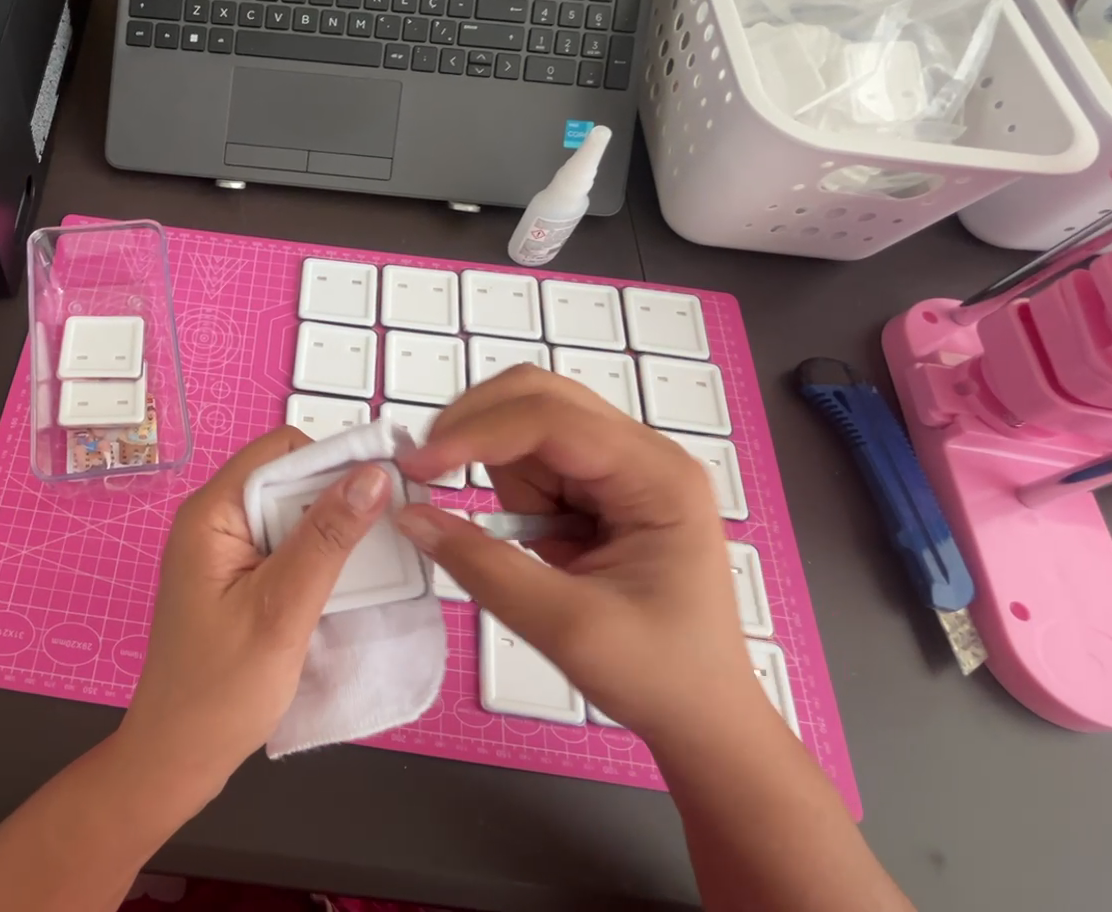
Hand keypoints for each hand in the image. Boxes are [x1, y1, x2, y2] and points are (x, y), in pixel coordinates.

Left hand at [119, 427, 392, 793]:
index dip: (334, 458)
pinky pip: (286, 548)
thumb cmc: (220, 690)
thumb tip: (371, 476)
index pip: (279, 451)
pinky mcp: (239, 579)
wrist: (180, 756)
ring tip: (381, 555)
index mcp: (212, 514)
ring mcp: (225, 552)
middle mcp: (216, 521)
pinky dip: (320, 557)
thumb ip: (326, 540)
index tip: (386, 484)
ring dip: (334, 531)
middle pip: (288, 480)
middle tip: (393, 526)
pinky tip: (350, 579)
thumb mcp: (281, 609)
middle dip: (339, 497)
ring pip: (292, 516)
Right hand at [392, 366, 768, 741]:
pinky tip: (534, 537)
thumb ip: (482, 566)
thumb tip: (409, 515)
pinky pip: (529, 462)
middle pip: (538, 397)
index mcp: (656, 477)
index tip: (416, 468)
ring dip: (495, 469)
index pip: (551, 420)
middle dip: (474, 427)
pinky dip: (505, 489)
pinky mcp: (597, 488)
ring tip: (531, 542)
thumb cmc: (659, 674)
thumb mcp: (565, 627)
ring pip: (524, 427)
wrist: (702, 714)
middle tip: (428, 473)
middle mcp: (640, 455)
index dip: (475, 432)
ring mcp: (618, 468)